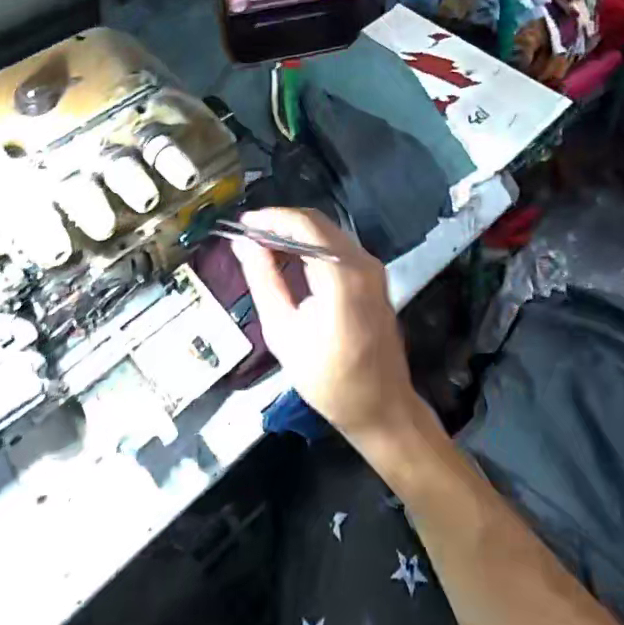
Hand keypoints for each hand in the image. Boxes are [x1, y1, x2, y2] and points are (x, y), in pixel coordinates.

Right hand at [229, 209, 424, 443]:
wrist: (381, 407)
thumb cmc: (329, 379)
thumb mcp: (283, 332)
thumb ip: (263, 280)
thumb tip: (243, 244)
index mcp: (342, 277)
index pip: (304, 226)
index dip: (271, 218)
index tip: (242, 224)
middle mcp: (363, 264)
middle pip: (317, 224)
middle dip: (280, 223)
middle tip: (248, 234)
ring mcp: (373, 268)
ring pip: (328, 232)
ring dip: (294, 233)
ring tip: (261, 244)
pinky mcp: (374, 276)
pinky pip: (337, 247)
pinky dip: (311, 245)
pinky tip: (288, 257)